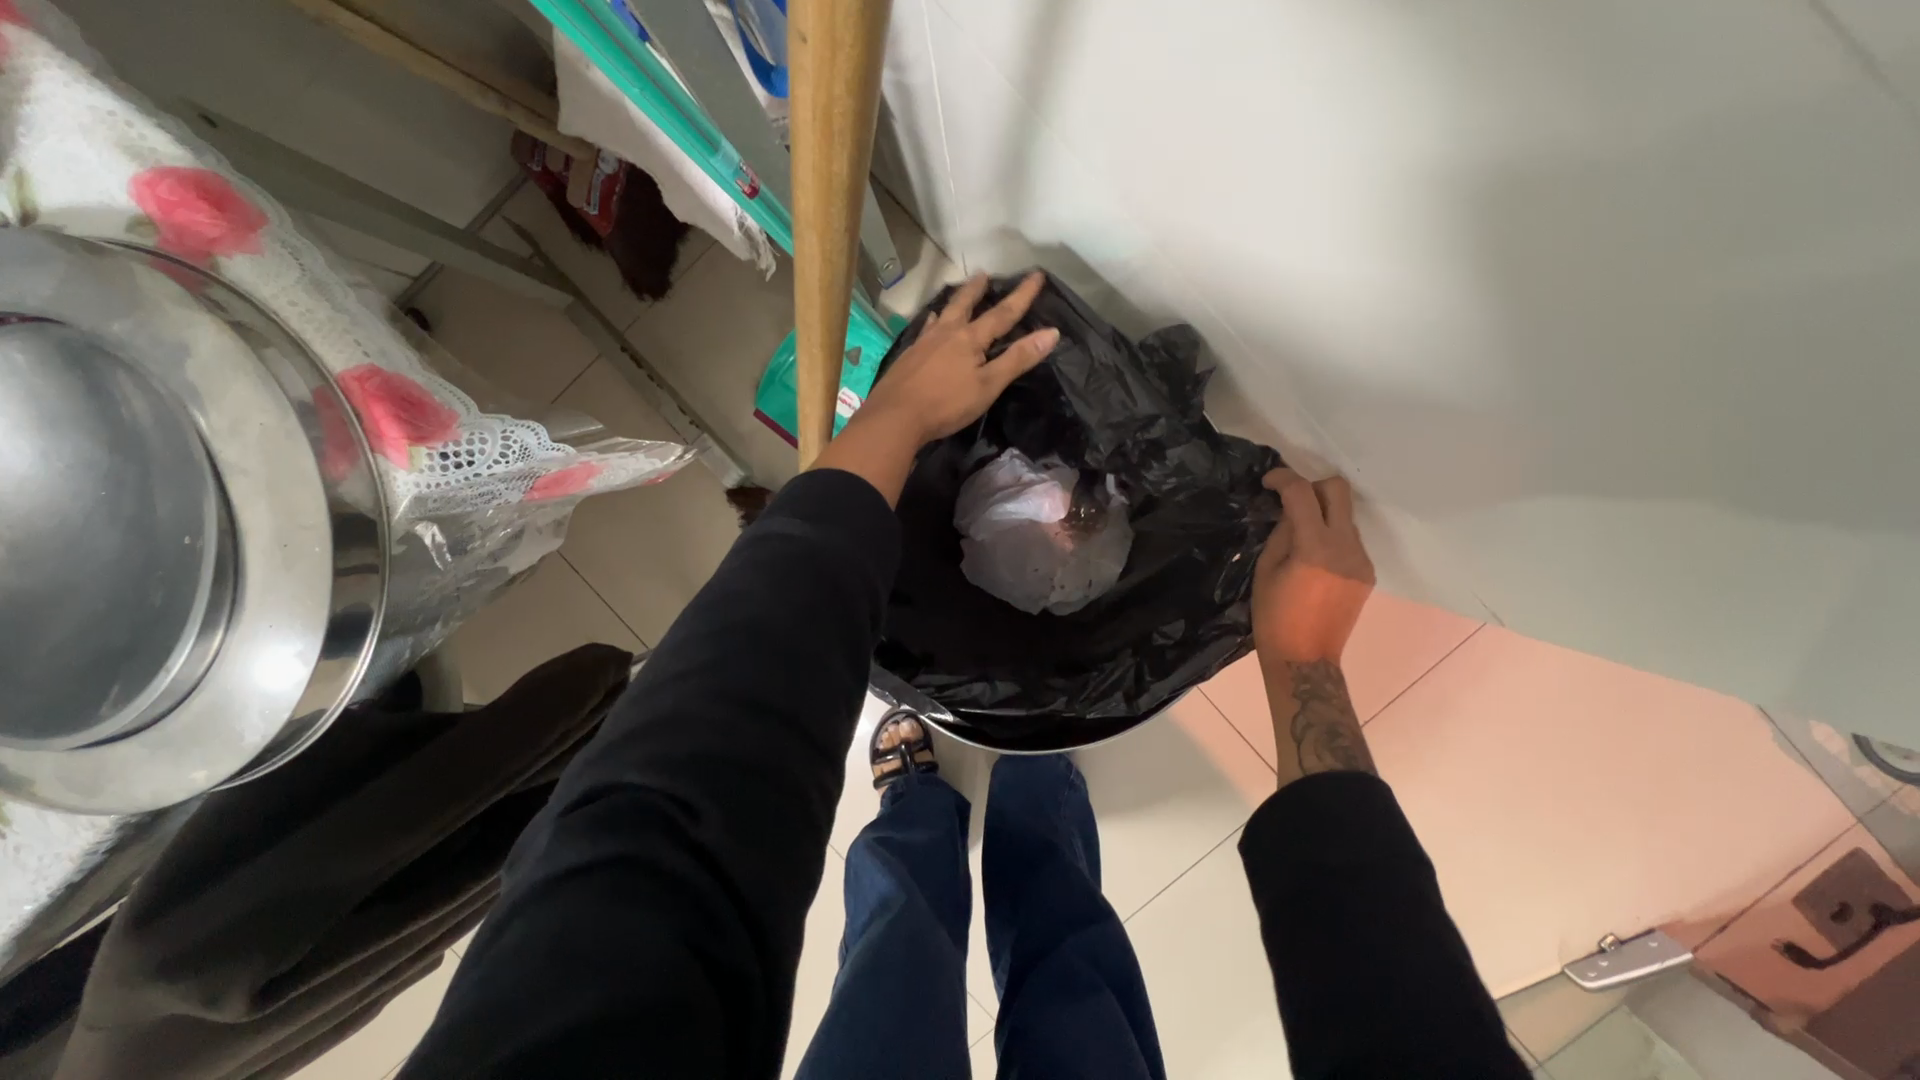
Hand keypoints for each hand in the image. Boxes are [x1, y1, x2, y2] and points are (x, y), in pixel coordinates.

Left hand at [810, 272, 1057, 506]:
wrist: (895, 417)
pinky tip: (928, 326)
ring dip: (953, 302)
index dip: (1021, 296)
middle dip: (978, 289)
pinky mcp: (908, 357)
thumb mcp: (988, 385)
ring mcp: (923, 343)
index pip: (1003, 313)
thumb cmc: (946, 404)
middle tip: (984, 273)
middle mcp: (946, 333)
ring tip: (956, 294)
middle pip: (964, 305)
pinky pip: (924, 330)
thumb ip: (1018, 359)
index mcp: (970, 339)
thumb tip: (1051, 332)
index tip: (1036, 275)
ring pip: (942, 315)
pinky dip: (931, 323)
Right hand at [1252, 468, 1379, 784]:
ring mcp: (1362, 560)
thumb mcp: (1265, 570)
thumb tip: (1289, 510)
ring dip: (1321, 514)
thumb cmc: (1273, 617)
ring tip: (1297, 536)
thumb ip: (1281, 534)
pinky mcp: (1367, 572)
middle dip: (1312, 486)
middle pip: (1338, 491)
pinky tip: (1312, 559)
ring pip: (1344, 516)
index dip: (1283, 478)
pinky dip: (1329, 536)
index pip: (1303, 494)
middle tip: (1289, 500)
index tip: (1268, 481)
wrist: (1305, 658)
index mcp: (1314, 547)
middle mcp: (1345, 547)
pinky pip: (1349, 539)